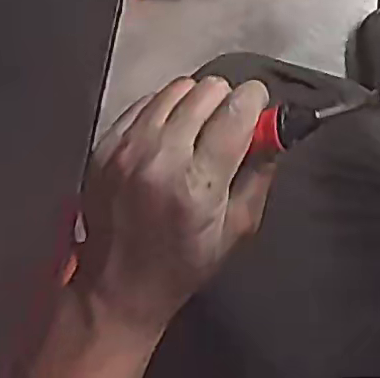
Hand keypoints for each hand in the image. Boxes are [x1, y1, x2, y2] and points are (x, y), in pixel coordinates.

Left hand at [76, 76, 275, 340]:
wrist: (114, 292)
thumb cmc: (183, 263)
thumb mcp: (240, 225)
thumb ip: (262, 170)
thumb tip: (274, 129)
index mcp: (198, 183)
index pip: (239, 106)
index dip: (256, 101)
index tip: (258, 111)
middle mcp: (160, 159)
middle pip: (210, 89)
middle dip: (227, 102)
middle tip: (225, 128)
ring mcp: (128, 150)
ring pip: (180, 87)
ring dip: (195, 102)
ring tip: (195, 131)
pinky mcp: (106, 146)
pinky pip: (148, 99)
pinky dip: (164, 110)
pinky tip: (167, 135)